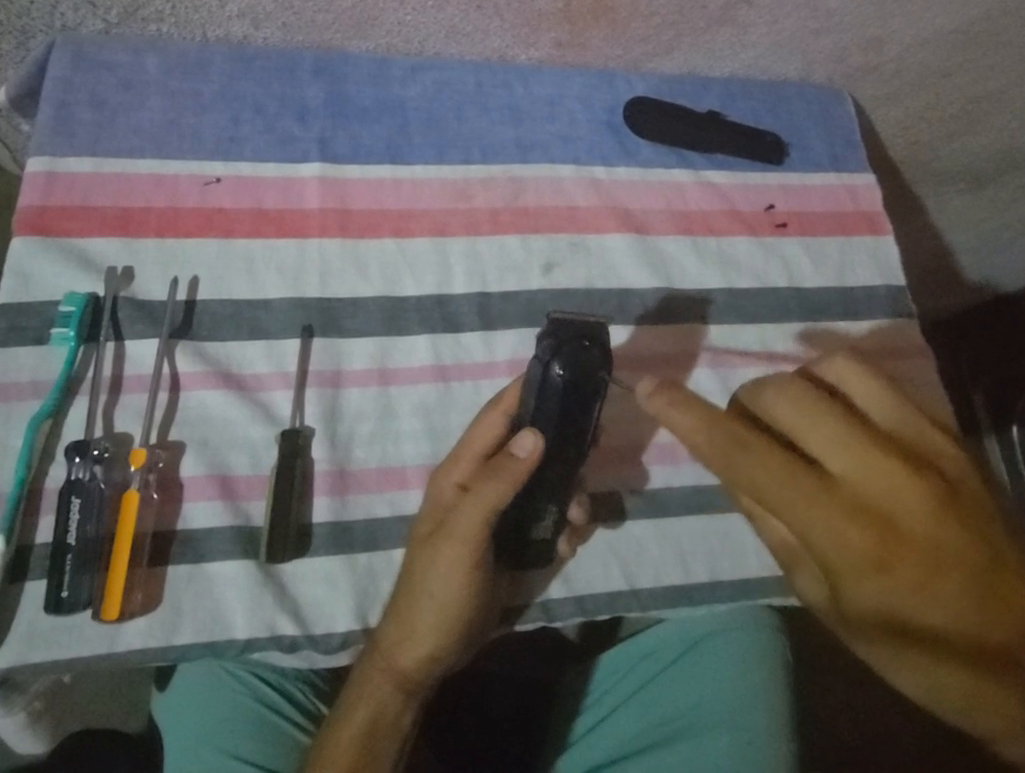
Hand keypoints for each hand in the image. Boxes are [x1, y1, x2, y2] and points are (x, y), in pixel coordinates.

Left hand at [363, 379, 595, 694]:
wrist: (428, 654)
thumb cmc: (437, 589)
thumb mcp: (463, 534)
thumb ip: (496, 483)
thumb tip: (534, 433)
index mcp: (460, 474)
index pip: (494, 418)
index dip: (523, 390)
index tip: (560, 369)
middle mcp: (482, 486)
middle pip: (529, 448)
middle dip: (562, 446)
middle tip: (596, 444)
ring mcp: (500, 516)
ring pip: (546, 485)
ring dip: (570, 495)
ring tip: (581, 519)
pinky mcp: (515, 545)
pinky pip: (549, 521)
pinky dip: (565, 527)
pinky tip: (570, 544)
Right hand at [635, 353, 1024, 767]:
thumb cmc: (917, 651)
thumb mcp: (826, 604)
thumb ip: (772, 524)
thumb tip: (729, 464)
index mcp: (844, 529)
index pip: (745, 453)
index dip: (690, 417)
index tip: (652, 387)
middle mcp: (881, 469)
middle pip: (783, 394)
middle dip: (744, 401)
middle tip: (744, 432)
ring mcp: (924, 442)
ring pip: (831, 367)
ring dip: (792, 383)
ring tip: (791, 416)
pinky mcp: (951, 431)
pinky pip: (878, 377)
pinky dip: (837, 382)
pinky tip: (835, 410)